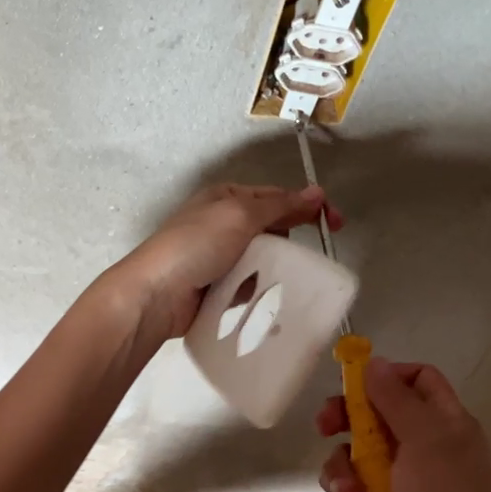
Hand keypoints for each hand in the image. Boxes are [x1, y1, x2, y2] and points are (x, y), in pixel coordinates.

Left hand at [105, 183, 342, 338]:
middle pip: (271, 229)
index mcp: (226, 198)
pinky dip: (258, 290)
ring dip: (275, 269)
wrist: (155, 295)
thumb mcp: (240, 214)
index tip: (335, 225)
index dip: (308, 207)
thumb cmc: (196, 245)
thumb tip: (317, 192)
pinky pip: (248, 285)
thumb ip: (280, 206)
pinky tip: (266, 299)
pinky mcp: (215, 287)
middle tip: (308, 260)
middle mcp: (222, 223)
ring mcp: (217, 257)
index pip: (277, 197)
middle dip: (290, 241)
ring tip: (287, 281)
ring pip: (262, 259)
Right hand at [317, 359, 490, 491]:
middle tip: (323, 427)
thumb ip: (397, 400)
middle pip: (371, 417)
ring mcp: (399, 489)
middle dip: (344, 423)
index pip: (417, 381)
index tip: (353, 384)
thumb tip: (374, 362)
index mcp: (445, 427)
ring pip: (350, 461)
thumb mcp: (428, 443)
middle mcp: (422, 452)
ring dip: (343, 478)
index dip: (385, 376)